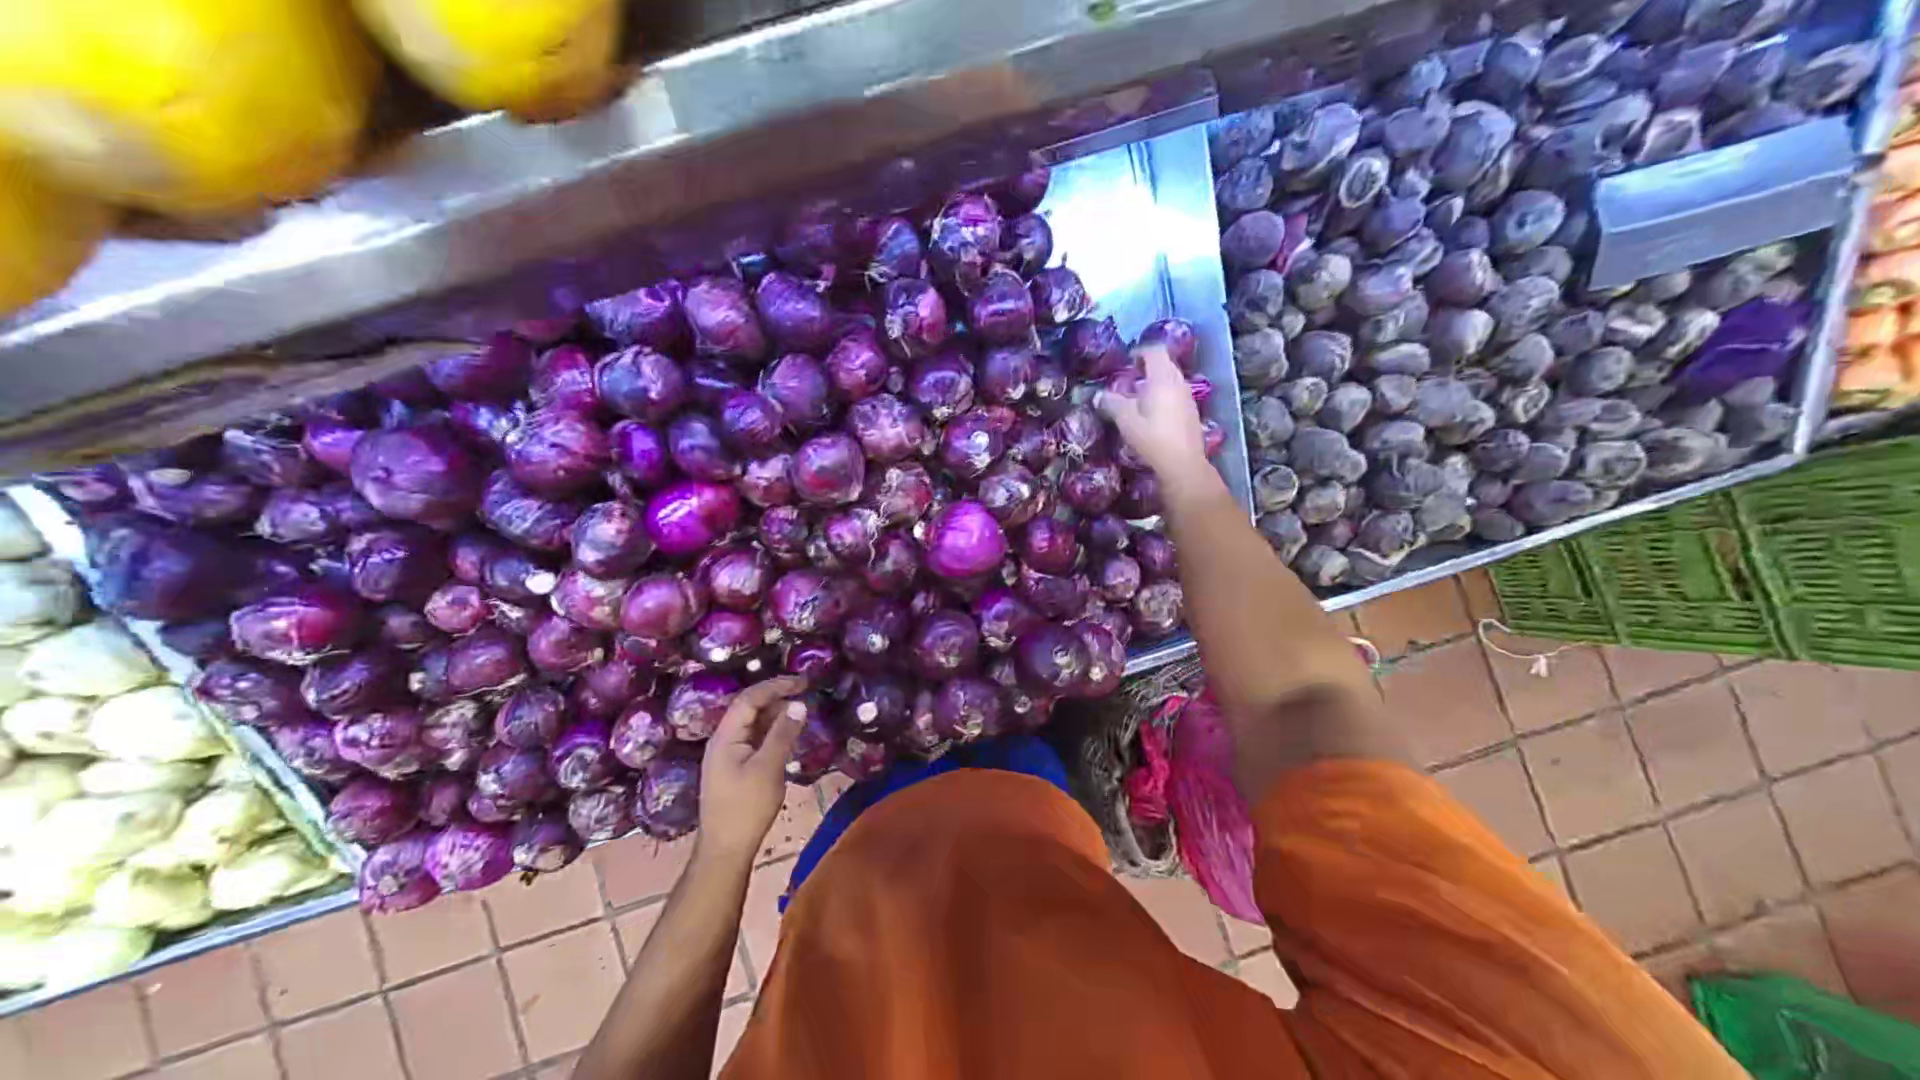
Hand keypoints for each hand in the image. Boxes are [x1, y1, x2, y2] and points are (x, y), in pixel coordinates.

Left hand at [697, 675, 808, 861]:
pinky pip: (755, 740)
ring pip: (753, 724)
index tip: (802, 682)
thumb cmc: (746, 808)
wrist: (725, 850)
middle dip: (776, 697)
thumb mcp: (768, 768)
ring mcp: (728, 755)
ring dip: (776, 715)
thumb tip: (798, 704)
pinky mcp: (735, 769)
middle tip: (805, 693)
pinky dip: (773, 732)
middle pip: (749, 709)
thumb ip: (782, 734)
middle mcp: (723, 741)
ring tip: (801, 711)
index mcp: (725, 736)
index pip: (749, 699)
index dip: (775, 686)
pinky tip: (789, 736)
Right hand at [1096, 345, 1208, 483]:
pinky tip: (1154, 412)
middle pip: (1165, 364)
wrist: (1183, 464)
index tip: (1128, 361)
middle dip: (1149, 366)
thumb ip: (1111, 403)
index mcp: (1162, 379)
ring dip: (1157, 381)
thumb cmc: (1152, 438)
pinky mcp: (1192, 412)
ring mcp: (1188, 398)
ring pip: (1172, 379)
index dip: (1141, 352)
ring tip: (1140, 396)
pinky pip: (1177, 393)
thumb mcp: (1126, 420)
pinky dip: (1165, 395)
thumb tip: (1097, 395)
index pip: (1155, 351)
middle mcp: (1178, 383)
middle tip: (1132, 377)